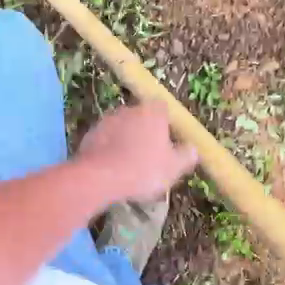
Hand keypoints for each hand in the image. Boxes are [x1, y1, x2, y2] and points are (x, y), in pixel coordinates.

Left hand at [73, 101, 198, 202]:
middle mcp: (130, 109)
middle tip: (149, 155)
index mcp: (153, 112)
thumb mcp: (173, 168)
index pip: (163, 108)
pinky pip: (106, 138)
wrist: (100, 176)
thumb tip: (193, 149)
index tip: (167, 141)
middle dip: (145, 131)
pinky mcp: (91, 132)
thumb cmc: (143, 169)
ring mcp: (108, 119)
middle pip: (142, 116)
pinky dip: (110, 148)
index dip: (166, 123)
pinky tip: (112, 167)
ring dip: (126, 139)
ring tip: (129, 165)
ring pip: (123, 127)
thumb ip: (186, 156)